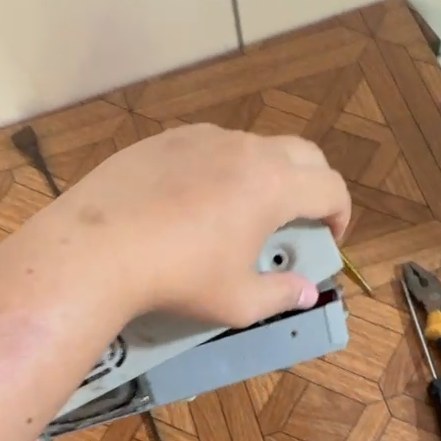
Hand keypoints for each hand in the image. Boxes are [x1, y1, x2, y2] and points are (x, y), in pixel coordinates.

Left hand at [20, 124, 351, 327]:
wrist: (99, 249)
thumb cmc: (179, 279)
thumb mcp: (238, 301)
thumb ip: (281, 295)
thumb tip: (307, 293)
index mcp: (273, 186)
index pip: (330, 188)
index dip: (342, 215)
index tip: (331, 240)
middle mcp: (245, 150)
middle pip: (303, 154)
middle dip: (314, 186)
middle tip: (302, 222)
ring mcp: (202, 138)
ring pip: (254, 146)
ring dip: (268, 175)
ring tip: (248, 215)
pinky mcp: (164, 140)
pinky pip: (210, 148)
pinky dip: (224, 170)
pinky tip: (198, 205)